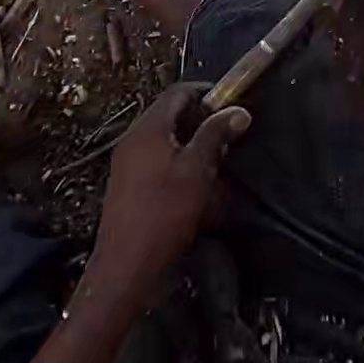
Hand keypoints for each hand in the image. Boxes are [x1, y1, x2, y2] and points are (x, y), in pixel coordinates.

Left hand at [91, 83, 251, 287]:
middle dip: (201, 121)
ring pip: (166, 138)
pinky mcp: (128, 185)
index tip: (230, 105)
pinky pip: (157, 160)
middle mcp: (133, 139)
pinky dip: (178, 163)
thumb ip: (216, 134)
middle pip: (172, 113)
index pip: (179, 92)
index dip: (207, 93)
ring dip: (192, 144)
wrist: (126, 270)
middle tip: (226, 135)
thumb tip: (237, 111)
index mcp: (148, 128)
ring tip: (214, 163)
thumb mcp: (198, 169)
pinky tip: (194, 186)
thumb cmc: (164, 214)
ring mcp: (127, 163)